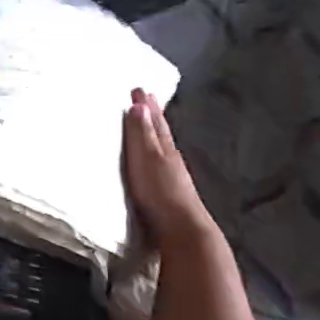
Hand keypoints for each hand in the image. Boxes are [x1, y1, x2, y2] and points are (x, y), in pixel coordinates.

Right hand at [121, 87, 212, 244]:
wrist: (181, 229)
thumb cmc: (161, 191)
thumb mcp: (148, 159)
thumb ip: (142, 134)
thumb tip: (139, 104)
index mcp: (164, 148)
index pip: (154, 121)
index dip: (147, 106)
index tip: (139, 89)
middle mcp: (169, 158)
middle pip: (161, 132)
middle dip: (152, 115)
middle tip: (146, 99)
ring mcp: (171, 176)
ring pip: (161, 147)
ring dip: (153, 134)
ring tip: (147, 123)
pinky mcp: (167, 192)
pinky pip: (158, 164)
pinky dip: (153, 154)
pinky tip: (151, 160)